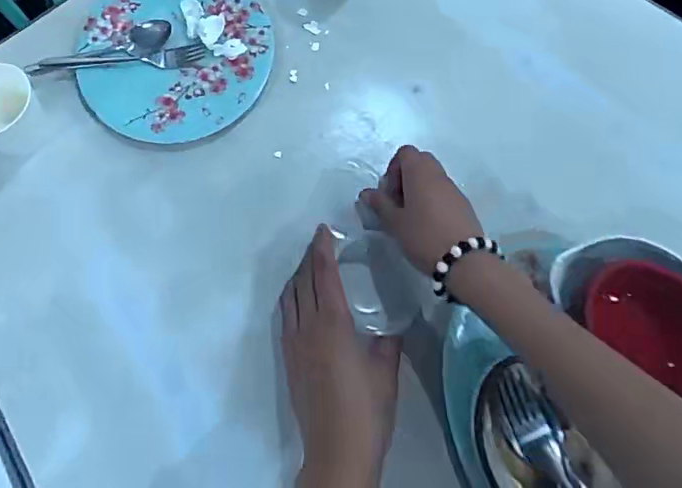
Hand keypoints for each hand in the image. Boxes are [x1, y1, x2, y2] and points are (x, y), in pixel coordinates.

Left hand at [281, 226, 402, 487]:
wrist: (337, 452)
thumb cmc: (367, 409)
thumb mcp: (386, 370)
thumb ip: (390, 339)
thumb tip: (395, 319)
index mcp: (333, 322)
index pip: (324, 273)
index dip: (323, 248)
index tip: (324, 230)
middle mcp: (308, 326)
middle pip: (304, 279)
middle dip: (310, 256)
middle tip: (320, 240)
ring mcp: (294, 343)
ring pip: (291, 296)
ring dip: (298, 274)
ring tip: (309, 264)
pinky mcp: (288, 359)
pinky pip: (286, 315)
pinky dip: (292, 296)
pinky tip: (300, 299)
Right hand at [359, 145, 484, 273]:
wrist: (465, 260)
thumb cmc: (423, 235)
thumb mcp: (395, 222)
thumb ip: (380, 204)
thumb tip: (367, 192)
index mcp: (420, 172)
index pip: (405, 152)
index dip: (393, 169)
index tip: (389, 193)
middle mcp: (438, 174)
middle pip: (420, 162)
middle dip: (405, 178)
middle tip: (398, 203)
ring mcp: (454, 188)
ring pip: (432, 178)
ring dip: (419, 191)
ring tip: (412, 218)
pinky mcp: (464, 204)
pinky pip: (443, 193)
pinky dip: (433, 201)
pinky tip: (429, 226)